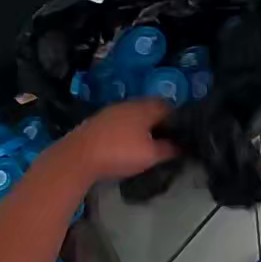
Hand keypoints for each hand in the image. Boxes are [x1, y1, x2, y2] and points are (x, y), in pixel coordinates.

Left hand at [57, 98, 177, 182]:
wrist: (78, 156)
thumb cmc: (120, 152)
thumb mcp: (151, 155)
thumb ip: (169, 149)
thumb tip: (182, 146)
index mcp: (146, 108)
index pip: (169, 106)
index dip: (178, 119)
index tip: (182, 133)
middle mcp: (130, 104)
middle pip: (150, 108)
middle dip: (160, 122)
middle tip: (166, 138)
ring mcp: (111, 111)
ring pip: (134, 114)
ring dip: (142, 125)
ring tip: (148, 142)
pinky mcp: (98, 121)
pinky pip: (120, 121)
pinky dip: (127, 129)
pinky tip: (126, 143)